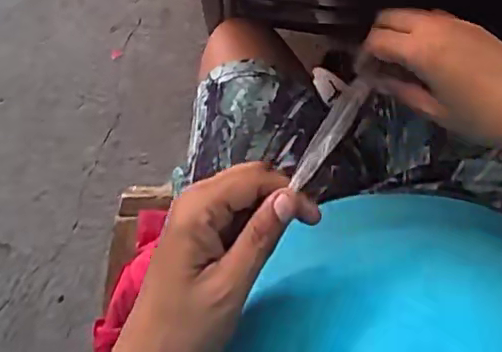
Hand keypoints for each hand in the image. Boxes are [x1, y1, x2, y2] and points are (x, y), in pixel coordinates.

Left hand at [116, 163, 320, 351]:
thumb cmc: (186, 325)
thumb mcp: (229, 285)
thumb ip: (260, 237)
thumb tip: (289, 197)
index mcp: (199, 204)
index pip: (252, 177)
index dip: (287, 189)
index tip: (315, 216)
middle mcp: (194, 196)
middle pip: (246, 177)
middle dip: (280, 192)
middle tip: (309, 220)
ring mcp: (193, 210)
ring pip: (241, 191)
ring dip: (268, 204)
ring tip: (292, 226)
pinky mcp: (196, 226)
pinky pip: (231, 208)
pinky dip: (253, 216)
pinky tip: (264, 234)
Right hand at [360, 8, 501, 170]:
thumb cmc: (486, 120)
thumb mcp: (439, 112)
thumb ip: (403, 91)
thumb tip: (378, 79)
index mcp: (421, 49)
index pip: (376, 40)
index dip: (363, 56)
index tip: (362, 74)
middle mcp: (433, 26)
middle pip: (388, 17)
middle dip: (377, 37)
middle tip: (378, 64)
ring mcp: (453, 21)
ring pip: (410, 14)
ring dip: (398, 30)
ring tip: (402, 60)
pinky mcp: (470, 24)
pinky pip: (433, 18)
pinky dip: (419, 29)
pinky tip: (429, 55)